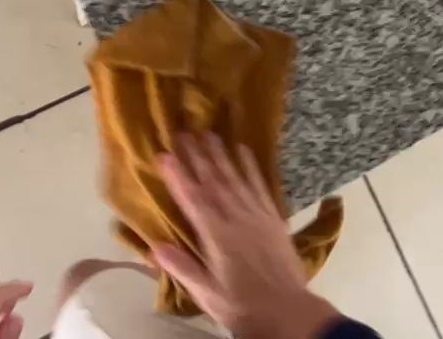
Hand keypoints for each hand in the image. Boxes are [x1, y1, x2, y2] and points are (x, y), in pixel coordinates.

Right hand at [153, 135, 338, 338]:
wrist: (288, 311)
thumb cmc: (242, 306)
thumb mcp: (207, 294)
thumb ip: (182, 268)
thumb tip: (155, 246)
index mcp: (215, 235)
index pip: (192, 198)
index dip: (177, 175)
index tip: (164, 154)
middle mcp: (234, 216)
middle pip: (211, 179)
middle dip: (195, 154)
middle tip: (183, 131)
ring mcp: (255, 212)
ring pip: (233, 176)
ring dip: (219, 153)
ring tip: (208, 132)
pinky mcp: (271, 214)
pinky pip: (259, 183)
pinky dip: (250, 165)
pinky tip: (243, 149)